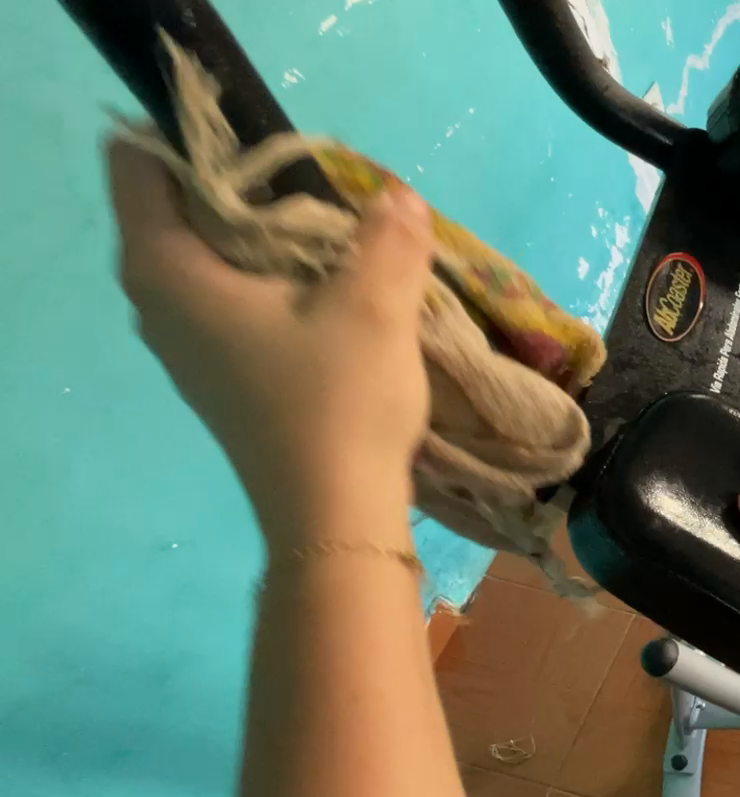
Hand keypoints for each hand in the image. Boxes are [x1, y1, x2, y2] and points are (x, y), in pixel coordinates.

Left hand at [107, 137, 435, 543]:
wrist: (335, 509)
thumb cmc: (340, 401)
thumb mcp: (377, 311)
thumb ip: (388, 243)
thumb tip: (400, 196)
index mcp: (166, 267)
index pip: (142, 162)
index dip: (210, 147)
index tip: (289, 168)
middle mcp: (155, 301)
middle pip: (187, 215)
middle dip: (258, 202)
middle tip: (336, 218)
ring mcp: (184, 348)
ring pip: (217, 268)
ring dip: (275, 256)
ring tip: (346, 268)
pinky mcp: (222, 381)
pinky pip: (236, 311)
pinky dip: (279, 299)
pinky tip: (337, 320)